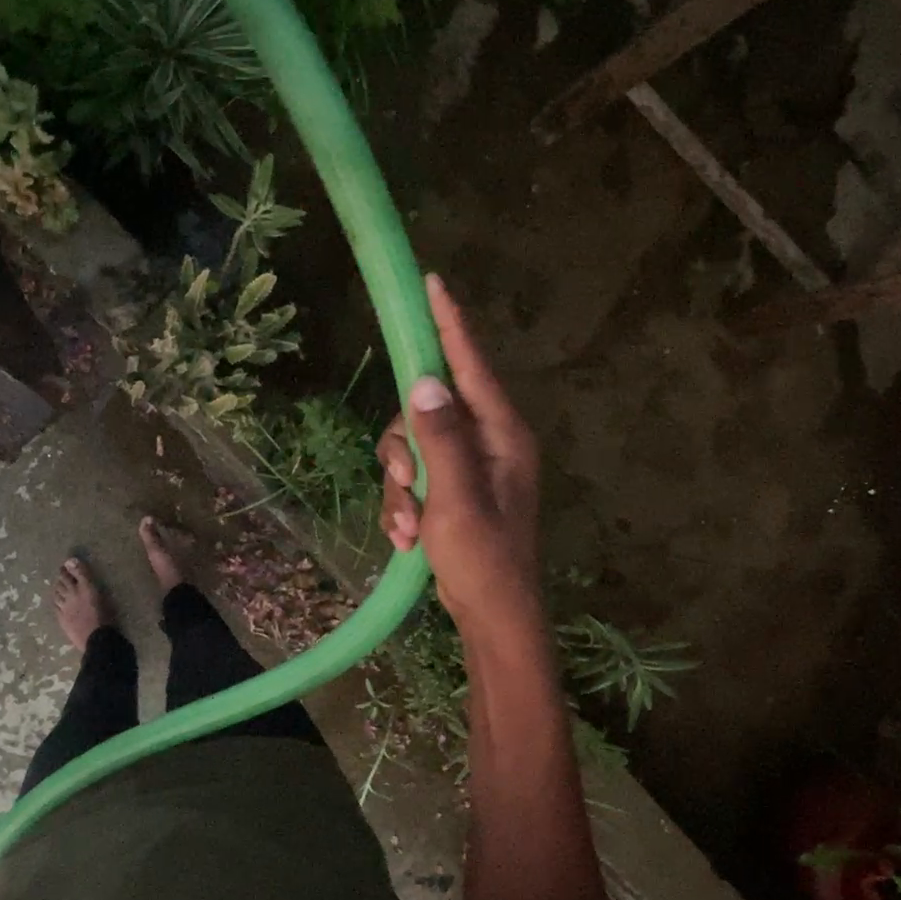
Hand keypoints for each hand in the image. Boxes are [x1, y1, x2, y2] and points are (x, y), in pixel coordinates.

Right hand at [379, 275, 540, 634]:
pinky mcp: (449, 491)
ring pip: (409, 448)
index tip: (432, 283)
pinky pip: (410, 479)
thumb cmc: (484, 558)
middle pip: (423, 411)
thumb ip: (442, 439)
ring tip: (409, 529)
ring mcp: (466, 468)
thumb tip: (426, 382)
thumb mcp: (458, 499)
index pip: (471, 366)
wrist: (489, 615)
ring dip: (400, 490)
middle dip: (403, 452)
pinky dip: (402, 507)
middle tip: (406, 487)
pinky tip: (407, 539)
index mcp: (500, 434)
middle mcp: (485, 442)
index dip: (449, 324)